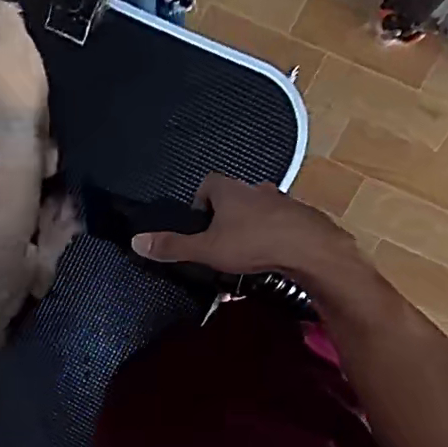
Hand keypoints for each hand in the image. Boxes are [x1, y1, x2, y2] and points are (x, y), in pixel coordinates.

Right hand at [130, 173, 357, 279]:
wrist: (311, 250)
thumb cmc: (254, 244)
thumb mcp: (206, 249)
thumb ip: (173, 247)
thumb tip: (137, 241)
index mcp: (230, 191)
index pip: (208, 184)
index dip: (199, 203)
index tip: (197, 226)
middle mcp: (256, 190)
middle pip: (232, 200)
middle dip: (223, 222)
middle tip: (217, 248)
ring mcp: (281, 203)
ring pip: (256, 214)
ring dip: (247, 232)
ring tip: (242, 261)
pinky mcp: (300, 220)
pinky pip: (278, 227)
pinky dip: (270, 241)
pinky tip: (268, 262)